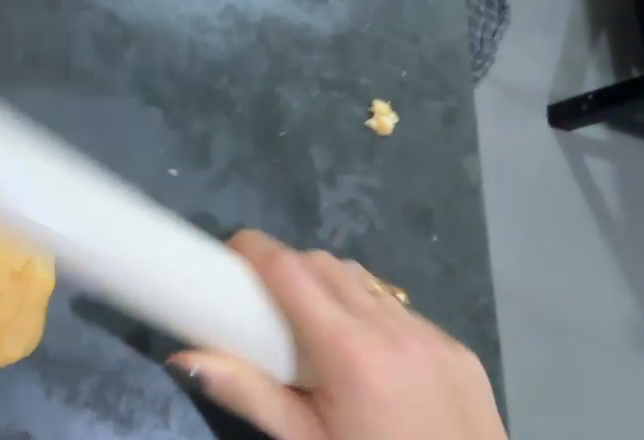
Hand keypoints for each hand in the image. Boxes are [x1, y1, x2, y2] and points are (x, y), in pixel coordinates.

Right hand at [171, 231, 505, 439]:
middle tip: (265, 302)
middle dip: (287, 268)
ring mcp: (434, 337)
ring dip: (329, 285)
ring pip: (363, 279)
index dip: (253, 250)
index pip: (289, 268)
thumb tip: (183, 358)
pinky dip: (371, 312)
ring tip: (315, 326)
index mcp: (350, 352)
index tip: (229, 257)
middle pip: (322, 263)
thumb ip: (247, 393)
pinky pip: (399, 308)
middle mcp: (393, 329)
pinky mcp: (461, 351)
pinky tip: (369, 354)